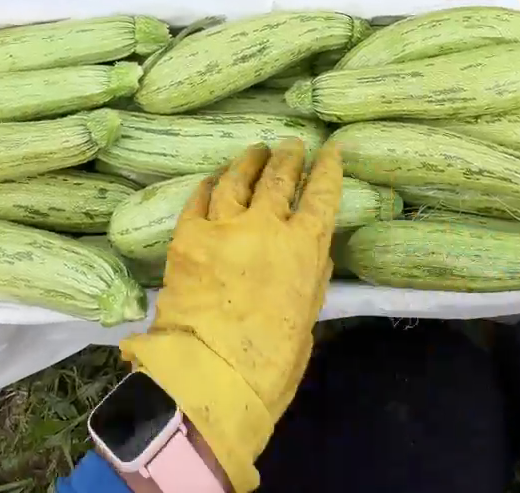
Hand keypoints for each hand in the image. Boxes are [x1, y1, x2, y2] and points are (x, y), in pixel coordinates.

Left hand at [119, 138, 342, 492]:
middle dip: (289, 156)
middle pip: (280, 177)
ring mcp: (224, 225)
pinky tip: (216, 178)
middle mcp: (266, 225)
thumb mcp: (307, 317)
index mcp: (303, 247)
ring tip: (256, 151)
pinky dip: (212, 184)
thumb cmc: (270, 361)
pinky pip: (201, 197)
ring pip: (239, 178)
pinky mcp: (188, 233)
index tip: (331, 149)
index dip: (328, 168)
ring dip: (251, 161)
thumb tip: (312, 252)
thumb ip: (311, 277)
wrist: (209, 375)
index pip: (322, 194)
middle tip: (292, 144)